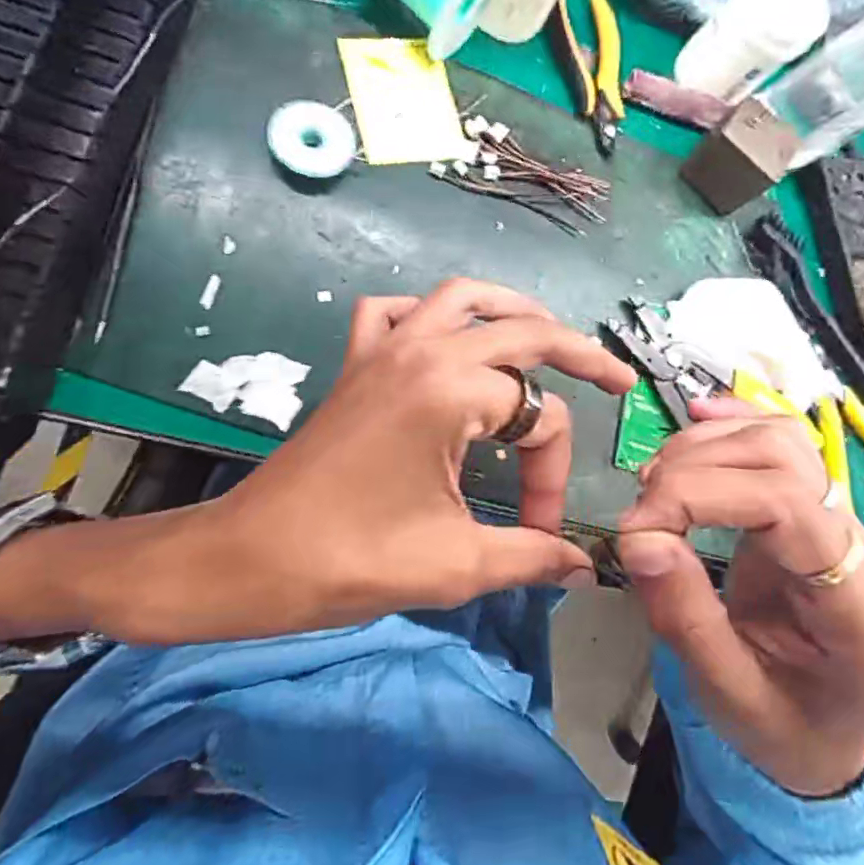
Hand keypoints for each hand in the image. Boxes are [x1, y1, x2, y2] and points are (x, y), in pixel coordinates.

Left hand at [88, 279, 635, 644]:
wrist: (254, 557)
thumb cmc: (351, 560)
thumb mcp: (456, 563)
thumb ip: (532, 556)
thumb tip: (586, 565)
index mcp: (449, 390)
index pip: (537, 417)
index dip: (551, 477)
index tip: (543, 532)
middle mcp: (420, 351)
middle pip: (518, 331)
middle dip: (573, 353)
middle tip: (609, 380)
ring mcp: (380, 351)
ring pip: (457, 299)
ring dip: (507, 311)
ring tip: (541, 339)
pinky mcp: (353, 366)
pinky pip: (392, 314)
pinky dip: (424, 315)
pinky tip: (440, 343)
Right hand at [619, 397, 863, 795]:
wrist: (816, 739)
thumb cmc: (775, 727)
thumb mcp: (723, 690)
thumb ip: (685, 614)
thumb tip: (639, 538)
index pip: (791, 509)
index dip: (701, 496)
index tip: (638, 527)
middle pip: (786, 460)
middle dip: (693, 471)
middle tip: (640, 514)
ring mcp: (846, 530)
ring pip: (782, 440)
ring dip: (702, 448)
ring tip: (653, 486)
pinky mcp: (814, 515)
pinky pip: (782, 446)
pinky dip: (732, 425)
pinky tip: (696, 415)